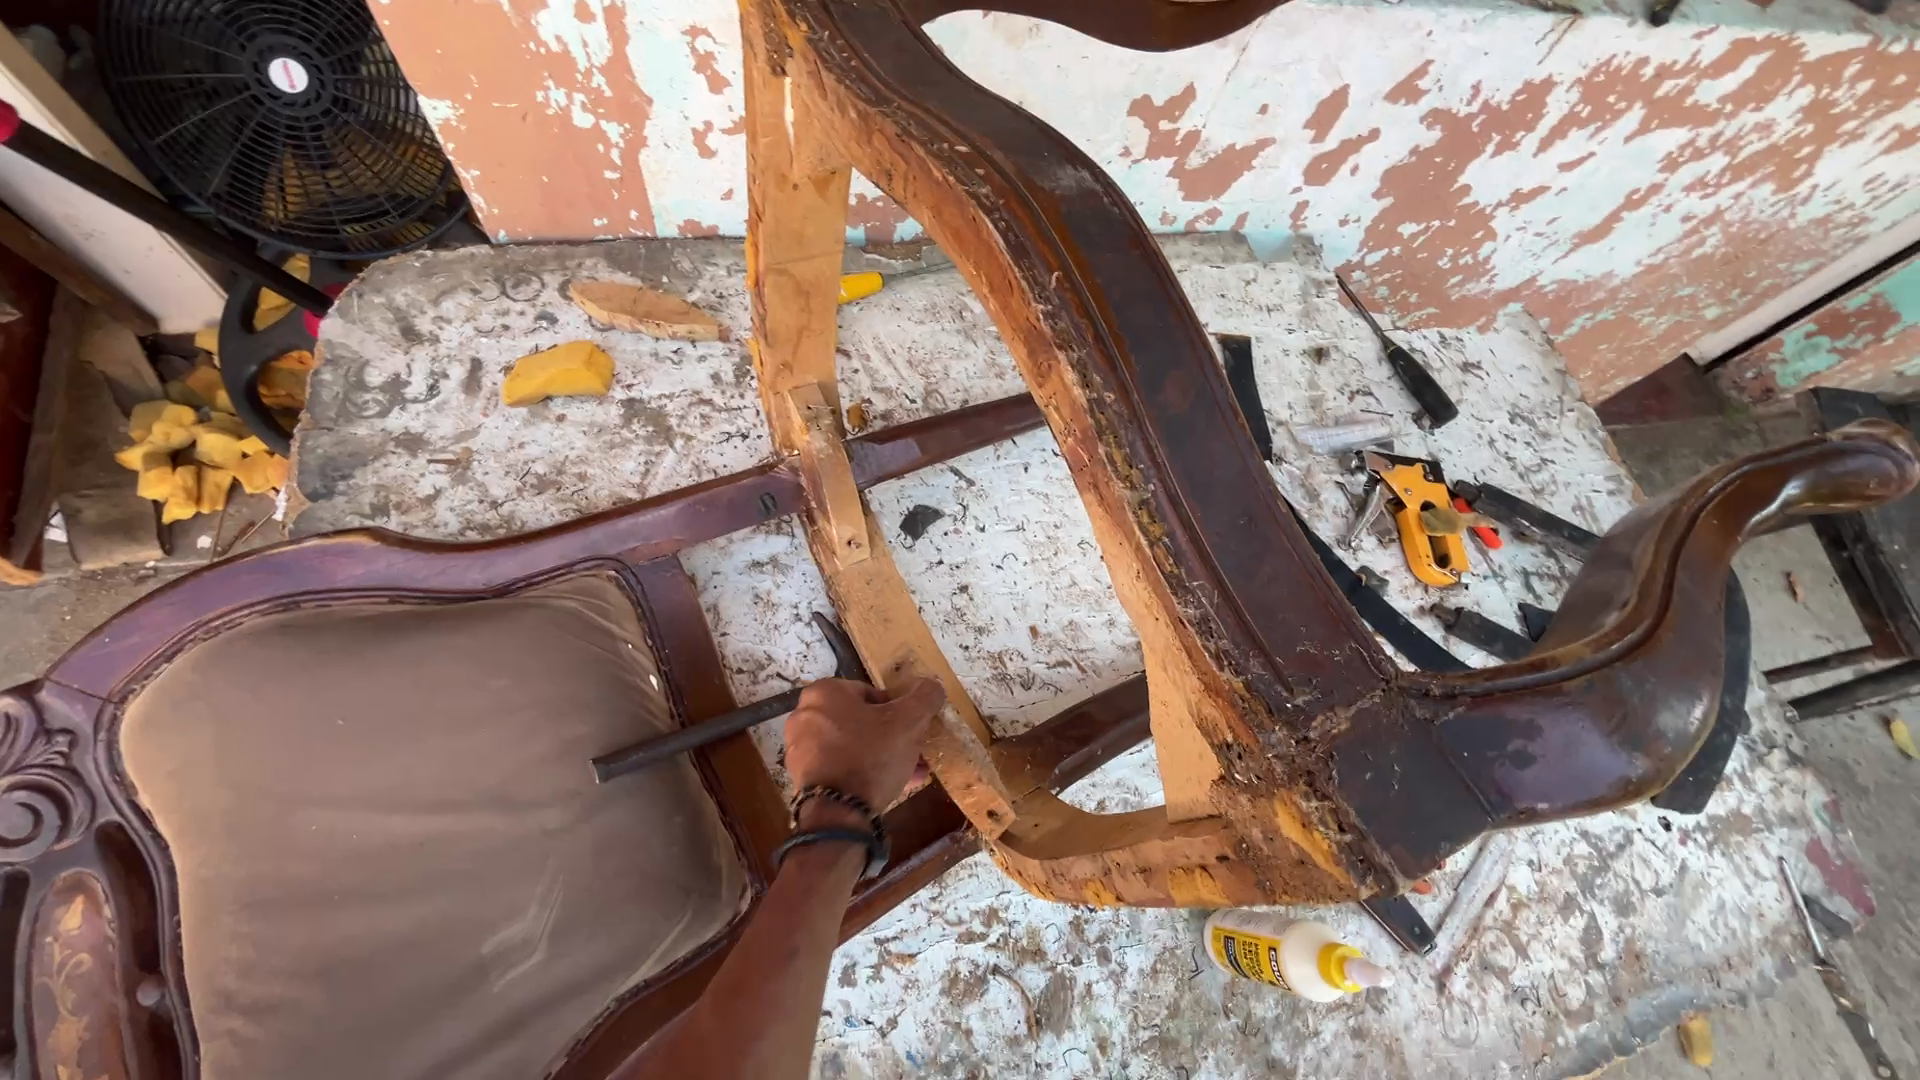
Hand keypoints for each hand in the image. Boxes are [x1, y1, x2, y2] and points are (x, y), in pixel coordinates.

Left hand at [783, 676, 944, 810]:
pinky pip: (840, 768)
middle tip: (914, 752)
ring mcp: (799, 749)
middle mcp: (804, 716)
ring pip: (852, 747)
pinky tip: (893, 787)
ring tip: (913, 774)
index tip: (912, 728)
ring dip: (882, 757)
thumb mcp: (909, 721)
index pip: (870, 693)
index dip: (896, 710)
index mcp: (824, 692)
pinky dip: (863, 773)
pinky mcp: (802, 778)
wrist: (837, 814)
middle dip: (891, 737)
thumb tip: (932, 686)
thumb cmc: (871, 755)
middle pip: (860, 722)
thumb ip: (925, 697)